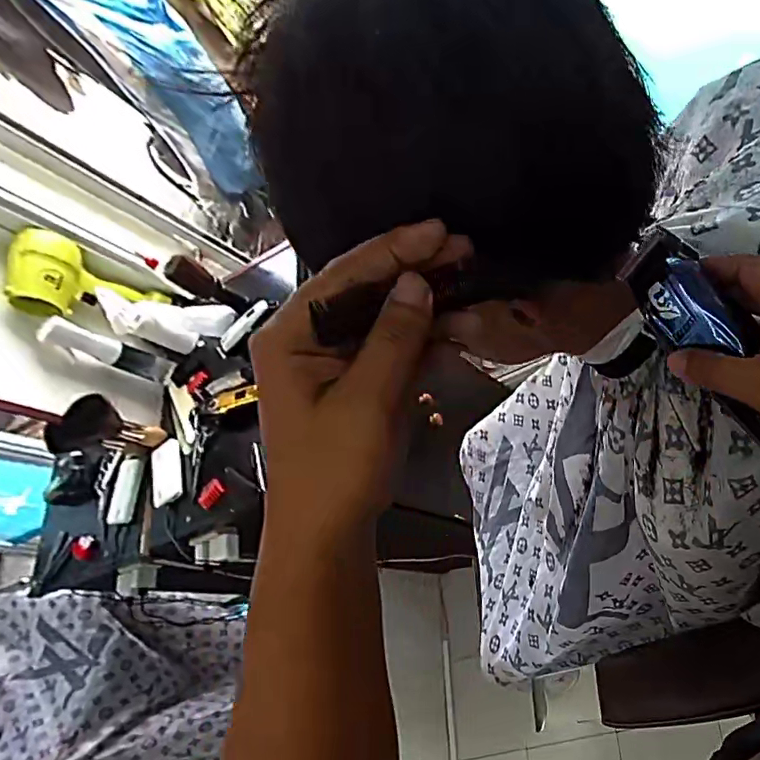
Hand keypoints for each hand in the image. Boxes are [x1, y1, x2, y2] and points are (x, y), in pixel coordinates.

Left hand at [249, 220, 467, 541]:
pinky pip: (394, 348)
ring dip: (424, 301)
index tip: (438, 231)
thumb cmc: (335, 468)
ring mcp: (337, 363)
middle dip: (413, 269)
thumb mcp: (367, 400)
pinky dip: (424, 335)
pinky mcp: (361, 384)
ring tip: (466, 279)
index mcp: (294, 335)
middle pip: (365, 290)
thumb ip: (394, 338)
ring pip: (384, 318)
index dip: (394, 250)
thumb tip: (418, 283)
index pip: (347, 276)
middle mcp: (311, 339)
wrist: (327, 528)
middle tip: (462, 249)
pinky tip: (453, 322)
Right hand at [666, 256, 759, 449]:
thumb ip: (713, 370)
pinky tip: (746, 351)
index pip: (744, 266)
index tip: (683, 278)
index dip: (712, 267)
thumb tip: (675, 359)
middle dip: (722, 289)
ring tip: (710, 329)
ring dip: (741, 309)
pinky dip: (759, 325)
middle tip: (689, 307)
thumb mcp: (756, 385)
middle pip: (757, 281)